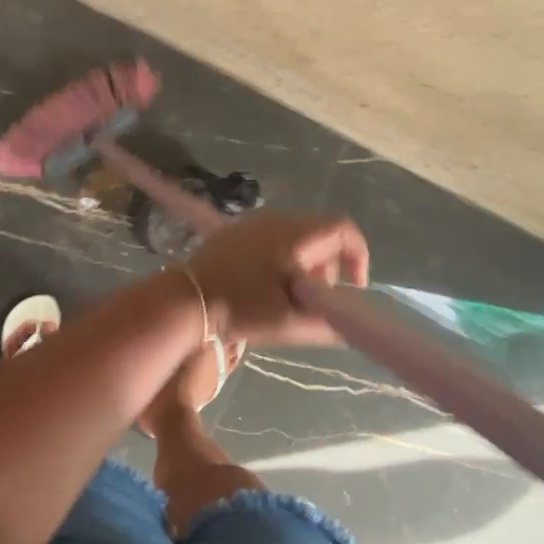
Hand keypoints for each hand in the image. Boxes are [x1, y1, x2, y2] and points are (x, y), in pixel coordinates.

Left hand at [186, 213, 368, 346]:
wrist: (185, 300)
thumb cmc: (242, 307)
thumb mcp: (291, 323)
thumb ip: (330, 323)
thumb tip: (350, 324)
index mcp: (294, 234)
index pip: (344, 229)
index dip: (358, 257)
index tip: (350, 290)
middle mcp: (274, 219)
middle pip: (320, 233)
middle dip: (329, 266)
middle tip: (316, 299)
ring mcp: (250, 223)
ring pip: (295, 237)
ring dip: (304, 265)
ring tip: (290, 297)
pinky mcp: (233, 233)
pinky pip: (271, 239)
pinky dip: (281, 260)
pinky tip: (265, 288)